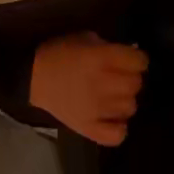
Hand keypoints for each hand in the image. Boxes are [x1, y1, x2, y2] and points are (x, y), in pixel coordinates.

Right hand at [29, 32, 147, 145]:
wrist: (33, 77)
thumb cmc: (60, 52)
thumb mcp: (85, 38)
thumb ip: (109, 45)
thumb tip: (131, 54)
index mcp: (101, 58)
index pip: (139, 61)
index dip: (138, 59)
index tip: (131, 59)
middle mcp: (102, 84)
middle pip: (136, 84)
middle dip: (132, 78)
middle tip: (121, 76)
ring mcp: (96, 109)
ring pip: (130, 107)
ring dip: (125, 100)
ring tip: (113, 95)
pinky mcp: (88, 128)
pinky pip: (117, 135)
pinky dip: (119, 127)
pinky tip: (112, 117)